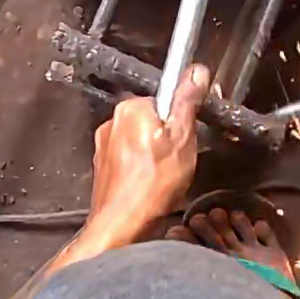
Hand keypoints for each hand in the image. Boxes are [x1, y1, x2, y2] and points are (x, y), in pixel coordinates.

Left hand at [82, 65, 208, 246]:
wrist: (122, 224)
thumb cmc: (151, 187)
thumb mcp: (182, 139)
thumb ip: (187, 103)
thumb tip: (196, 73)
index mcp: (131, 109)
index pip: (164, 101)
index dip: (181, 120)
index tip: (187, 136)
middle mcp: (112, 123)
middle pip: (152, 121)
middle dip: (167, 138)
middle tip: (178, 159)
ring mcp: (104, 146)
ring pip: (140, 142)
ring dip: (154, 155)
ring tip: (164, 176)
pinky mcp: (103, 167)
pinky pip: (129, 160)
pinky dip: (141, 170)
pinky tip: (151, 185)